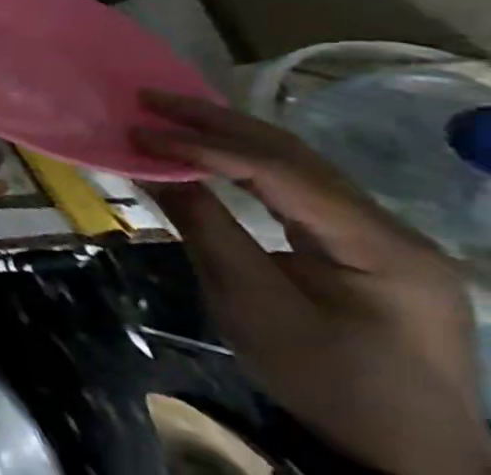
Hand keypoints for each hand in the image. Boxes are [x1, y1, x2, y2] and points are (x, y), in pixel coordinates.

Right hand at [133, 90, 490, 474]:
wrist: (400, 455)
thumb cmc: (324, 378)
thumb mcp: (253, 303)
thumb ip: (205, 226)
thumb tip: (150, 166)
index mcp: (380, 244)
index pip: (279, 172)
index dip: (203, 145)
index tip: (137, 131)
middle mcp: (391, 229)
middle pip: (296, 156)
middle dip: (217, 122)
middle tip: (149, 98)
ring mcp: (384, 239)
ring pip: (300, 167)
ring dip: (230, 136)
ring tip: (169, 114)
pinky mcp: (366, 251)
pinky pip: (302, 191)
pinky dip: (248, 163)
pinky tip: (212, 152)